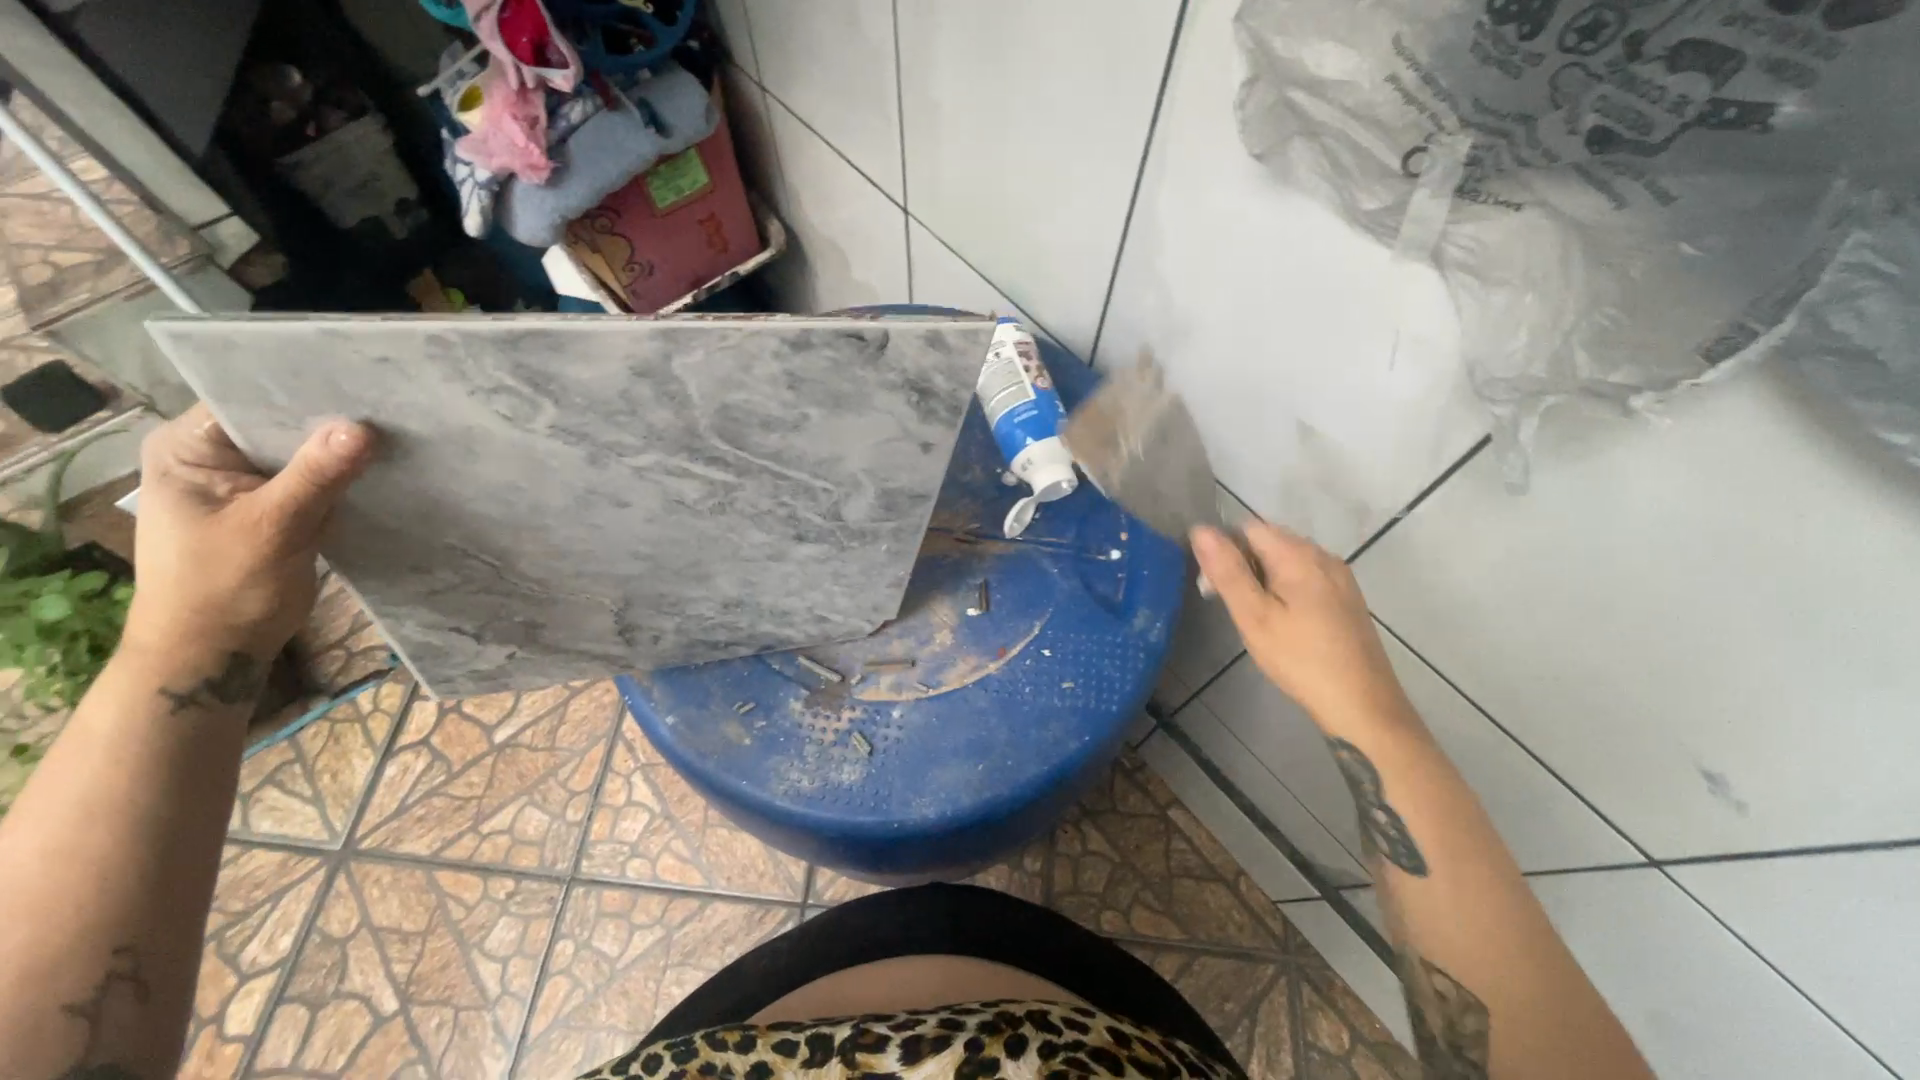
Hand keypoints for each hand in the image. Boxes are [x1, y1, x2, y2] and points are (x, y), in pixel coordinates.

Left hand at [124, 405, 374, 659]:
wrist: (215, 654)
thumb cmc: (223, 589)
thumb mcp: (271, 528)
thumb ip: (316, 476)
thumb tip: (363, 427)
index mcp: (187, 447)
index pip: (252, 400)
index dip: (306, 394)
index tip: (365, 389)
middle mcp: (212, 456)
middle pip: (281, 424)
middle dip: (333, 425)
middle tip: (394, 411)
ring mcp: (245, 484)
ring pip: (304, 454)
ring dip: (343, 455)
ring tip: (398, 436)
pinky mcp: (274, 508)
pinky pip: (315, 482)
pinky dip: (343, 481)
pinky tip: (381, 472)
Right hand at [1191, 523, 1410, 724]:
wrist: (1362, 704)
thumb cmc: (1301, 660)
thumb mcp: (1254, 617)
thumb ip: (1228, 571)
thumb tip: (1201, 530)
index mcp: (1299, 555)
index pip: (1248, 528)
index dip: (1224, 550)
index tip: (1214, 588)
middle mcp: (1323, 556)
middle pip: (1270, 541)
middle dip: (1244, 564)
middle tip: (1234, 608)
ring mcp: (1340, 577)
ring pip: (1288, 560)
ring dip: (1264, 578)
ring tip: (1257, 618)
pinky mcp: (1347, 598)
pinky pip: (1307, 577)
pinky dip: (1287, 589)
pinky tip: (1285, 623)